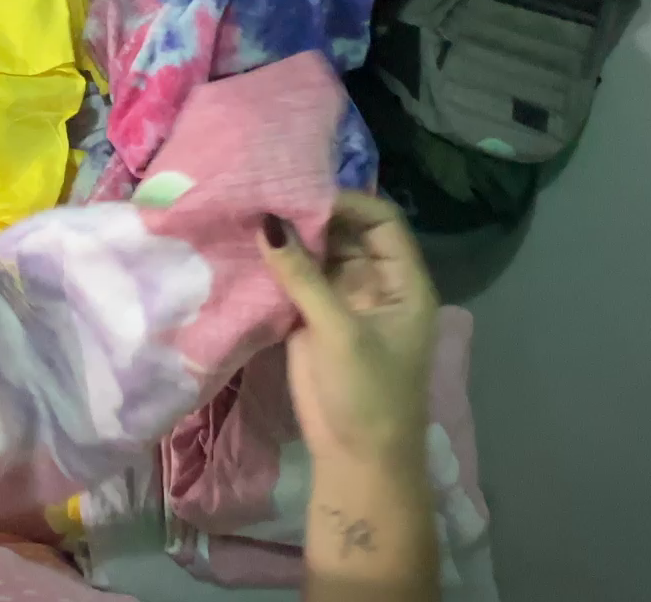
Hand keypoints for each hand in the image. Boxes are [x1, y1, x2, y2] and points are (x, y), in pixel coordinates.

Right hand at [260, 192, 436, 473]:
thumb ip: (302, 276)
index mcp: (402, 283)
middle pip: (345, 231)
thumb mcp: (340, 331)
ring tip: (252, 210)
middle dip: (311, 213)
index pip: (382, 222)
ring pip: (317, 251)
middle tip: (268, 193)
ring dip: (290, 235)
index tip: (302, 195)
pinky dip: (275, 259)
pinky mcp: (311, 314)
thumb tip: (267, 221)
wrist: (354, 457)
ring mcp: (341, 298)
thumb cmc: (368, 394)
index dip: (348, 204)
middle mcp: (373, 282)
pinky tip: (248, 243)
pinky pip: (294, 274)